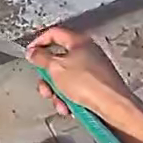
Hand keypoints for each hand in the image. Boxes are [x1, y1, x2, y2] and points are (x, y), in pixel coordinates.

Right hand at [26, 26, 142, 125]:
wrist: (113, 107)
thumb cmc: (89, 84)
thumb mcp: (56, 68)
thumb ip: (41, 58)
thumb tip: (33, 52)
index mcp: (79, 42)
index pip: (54, 33)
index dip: (38, 42)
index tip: (30, 54)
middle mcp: (88, 53)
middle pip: (57, 61)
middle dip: (48, 78)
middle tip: (46, 88)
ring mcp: (93, 70)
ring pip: (64, 79)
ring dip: (57, 93)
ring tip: (60, 103)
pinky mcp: (96, 87)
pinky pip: (75, 90)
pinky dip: (69, 100)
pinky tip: (70, 108)